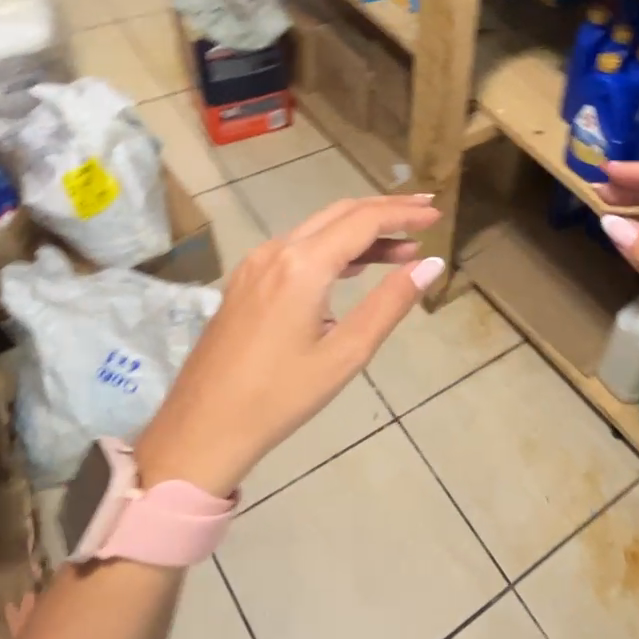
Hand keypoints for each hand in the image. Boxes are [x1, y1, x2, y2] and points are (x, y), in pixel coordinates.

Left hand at [134, 196, 444, 494]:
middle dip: (385, 209)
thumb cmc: (279, 397)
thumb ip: (391, 303)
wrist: (201, 429)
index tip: (437, 213)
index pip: (364, 221)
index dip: (404, 213)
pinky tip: (356, 265)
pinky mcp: (246, 281)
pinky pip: (298, 246)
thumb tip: (431, 264)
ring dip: (361, 229)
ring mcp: (256, 264)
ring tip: (404, 245)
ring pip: (318, 228)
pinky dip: (334, 245)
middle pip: (341, 213)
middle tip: (426, 211)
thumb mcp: (346, 353)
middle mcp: (277, 251)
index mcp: (303, 266)